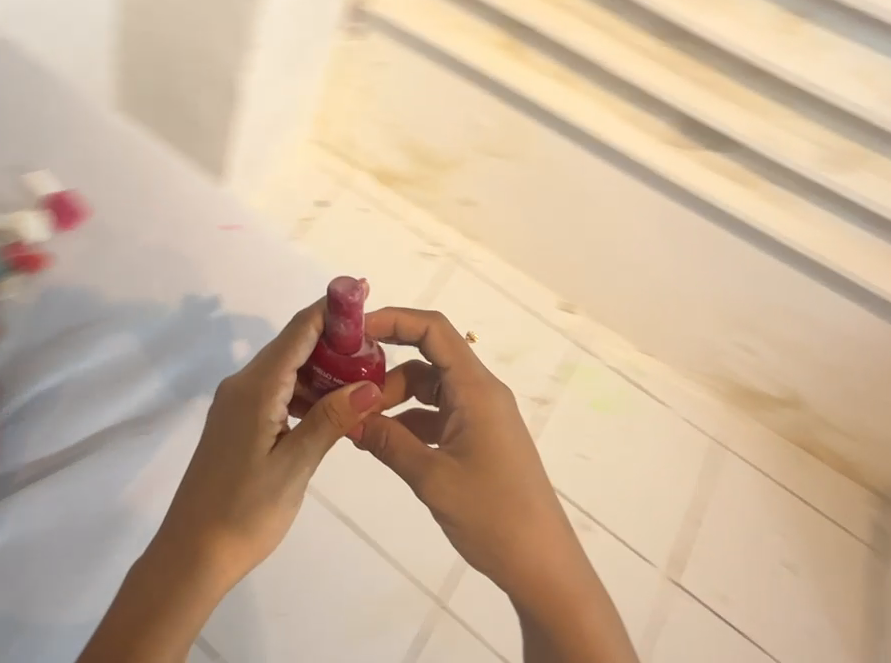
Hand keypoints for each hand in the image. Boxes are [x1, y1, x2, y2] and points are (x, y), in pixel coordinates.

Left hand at [78, 299, 384, 662]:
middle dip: (334, 339)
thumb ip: (330, 420)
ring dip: (321, 367)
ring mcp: (236, 403)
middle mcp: (243, 384)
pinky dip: (305, 390)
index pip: (298, 331)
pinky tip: (332, 406)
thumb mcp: (294, 467)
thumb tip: (370, 383)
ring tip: (365, 375)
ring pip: (285, 369)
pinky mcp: (237, 422)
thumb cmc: (244, 510)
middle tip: (378, 345)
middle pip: (292, 345)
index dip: (331, 309)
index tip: (364, 291)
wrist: (191, 552)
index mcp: (256, 387)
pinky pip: (276, 390)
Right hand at [356, 308, 637, 662]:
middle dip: (384, 367)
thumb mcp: (431, 477)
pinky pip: (436, 415)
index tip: (353, 331)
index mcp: (476, 389)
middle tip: (346, 386)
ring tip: (359, 423)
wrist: (545, 570)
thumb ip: (386, 440)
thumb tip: (345, 416)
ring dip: (393, 399)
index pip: (433, 329)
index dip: (392, 319)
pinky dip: (408, 422)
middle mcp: (480, 393)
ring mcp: (481, 417)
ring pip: (428, 388)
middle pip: (426, 357)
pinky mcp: (479, 441)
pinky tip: (381, 442)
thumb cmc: (494, 516)